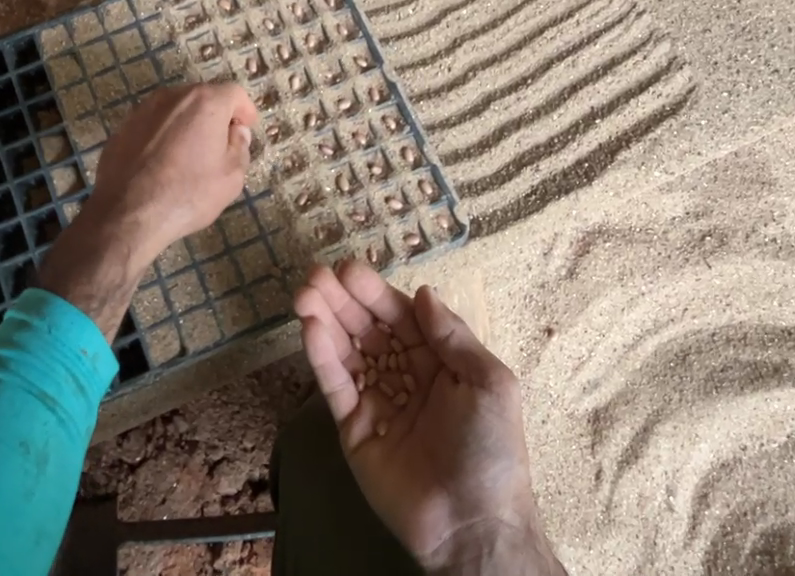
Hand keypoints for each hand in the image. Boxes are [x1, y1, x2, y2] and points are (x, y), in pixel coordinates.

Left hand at [80, 82, 257, 263]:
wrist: (127, 212)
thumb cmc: (187, 193)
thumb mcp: (231, 176)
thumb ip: (240, 146)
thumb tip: (237, 131)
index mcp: (204, 102)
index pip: (233, 93)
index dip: (245, 110)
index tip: (247, 129)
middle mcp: (173, 96)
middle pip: (203, 97)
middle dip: (216, 115)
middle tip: (222, 143)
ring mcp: (143, 109)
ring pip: (176, 109)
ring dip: (188, 124)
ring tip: (191, 153)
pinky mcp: (123, 126)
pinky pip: (154, 124)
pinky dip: (164, 135)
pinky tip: (164, 161)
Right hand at [295, 260, 564, 575]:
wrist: (474, 526)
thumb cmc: (491, 450)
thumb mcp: (489, 384)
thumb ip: (453, 336)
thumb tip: (423, 292)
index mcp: (437, 362)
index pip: (400, 317)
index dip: (375, 292)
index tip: (348, 269)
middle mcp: (403, 375)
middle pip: (366, 328)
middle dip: (342, 300)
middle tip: (315, 274)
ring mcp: (375, 400)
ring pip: (345, 351)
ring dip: (324, 319)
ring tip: (303, 293)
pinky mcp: (352, 428)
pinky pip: (335, 386)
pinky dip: (321, 356)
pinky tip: (310, 328)